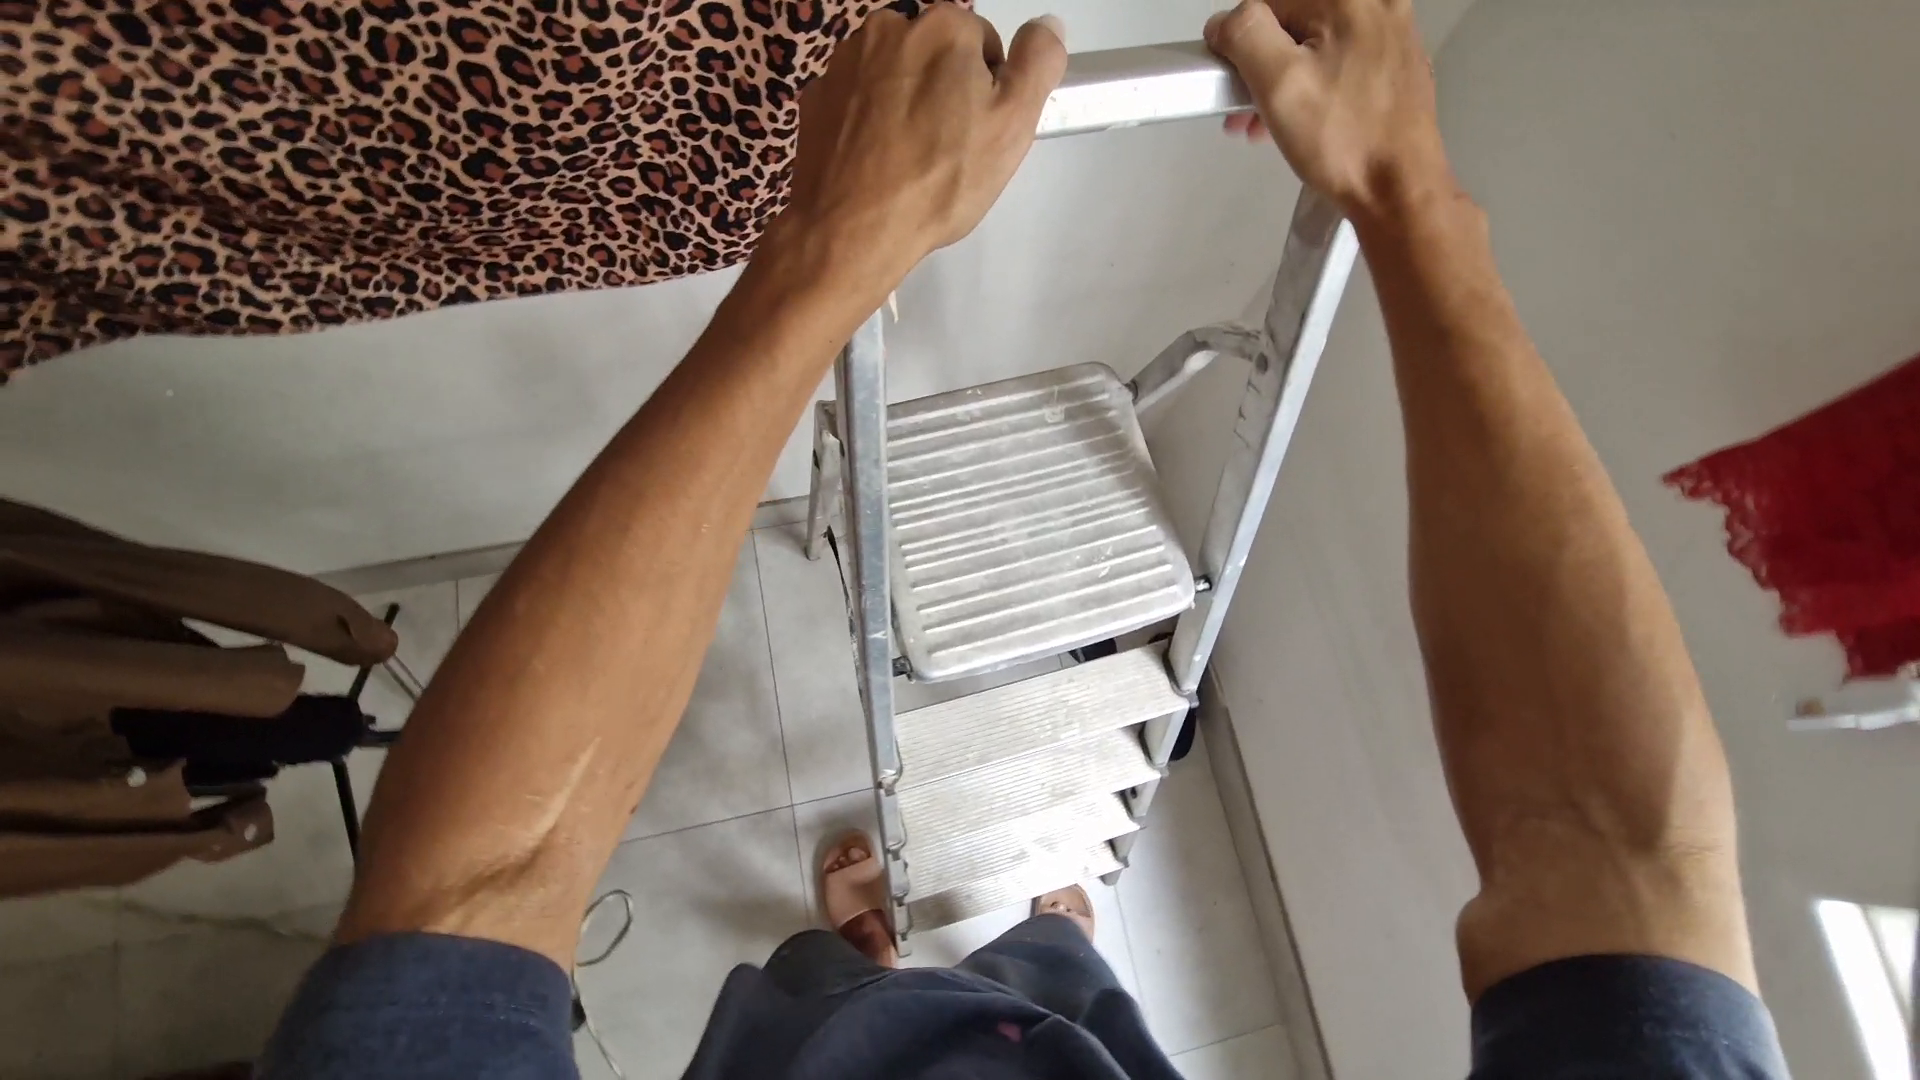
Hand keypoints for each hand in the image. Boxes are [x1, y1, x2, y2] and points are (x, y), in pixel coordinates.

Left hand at [775, 4, 1067, 281]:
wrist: (853, 230)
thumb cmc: (939, 182)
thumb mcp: (1012, 126)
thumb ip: (1038, 64)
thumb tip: (1048, 26)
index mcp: (943, 27)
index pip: (981, 46)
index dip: (987, 93)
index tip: (978, 136)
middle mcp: (888, 28)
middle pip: (932, 59)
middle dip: (943, 95)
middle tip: (945, 155)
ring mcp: (844, 63)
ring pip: (892, 79)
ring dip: (903, 108)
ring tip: (908, 164)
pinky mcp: (816, 100)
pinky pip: (855, 104)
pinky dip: (867, 126)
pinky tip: (876, 166)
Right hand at [1205, 0, 1453, 225]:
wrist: (1397, 186)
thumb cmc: (1345, 142)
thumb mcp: (1279, 83)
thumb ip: (1246, 36)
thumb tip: (1225, 19)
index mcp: (1349, 0)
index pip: (1270, 3)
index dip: (1241, 45)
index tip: (1234, 87)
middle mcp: (1378, 7)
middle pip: (1296, 23)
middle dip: (1261, 66)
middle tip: (1244, 111)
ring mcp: (1393, 37)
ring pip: (1318, 47)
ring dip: (1284, 82)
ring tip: (1267, 125)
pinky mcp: (1396, 69)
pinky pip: (1341, 66)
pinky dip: (1314, 90)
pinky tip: (1302, 124)